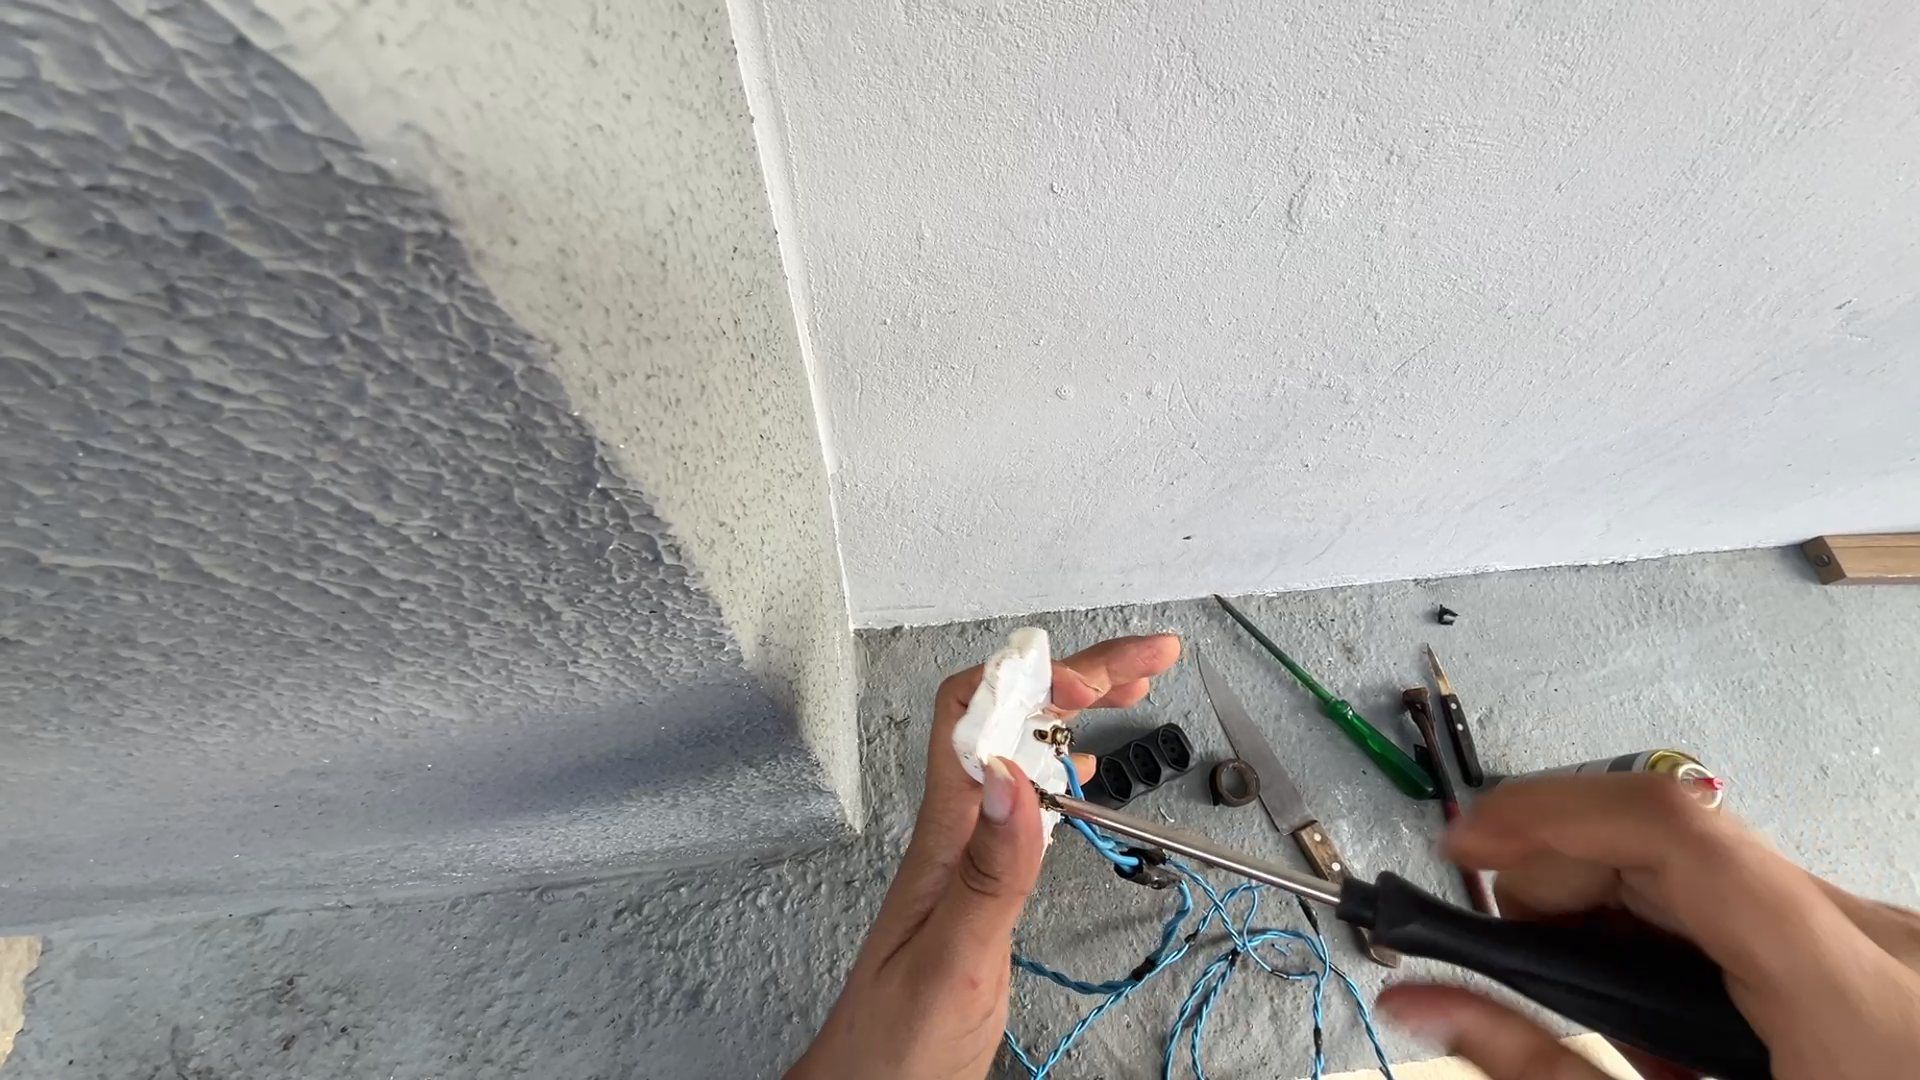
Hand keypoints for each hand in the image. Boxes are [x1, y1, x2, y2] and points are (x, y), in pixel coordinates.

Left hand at [788, 635, 1181, 1079]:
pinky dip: (1066, 759)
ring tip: (1133, 687)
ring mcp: (973, 839)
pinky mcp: (988, 867)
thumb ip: (987, 871)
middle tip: (1150, 660)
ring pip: (1023, 744)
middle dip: (1080, 676)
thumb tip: (1011, 773)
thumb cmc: (899, 1034)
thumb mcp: (951, 959)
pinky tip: (1087, 762)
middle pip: (1010, 715)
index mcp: (946, 824)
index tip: (1090, 684)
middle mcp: (958, 817)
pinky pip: (1029, 789)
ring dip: (1077, 707)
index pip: (970, 710)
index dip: (1027, 679)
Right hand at [1378, 775, 1919, 1079]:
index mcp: (1855, 1001)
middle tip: (1521, 946)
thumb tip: (1412, 1001)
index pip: (1673, 830)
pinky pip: (1724, 873)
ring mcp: (1884, 929)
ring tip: (1596, 985)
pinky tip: (1649, 978)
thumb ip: (1541, 1070)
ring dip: (1598, 889)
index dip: (1546, 813)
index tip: (1463, 847)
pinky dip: (1650, 906)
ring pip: (1683, 846)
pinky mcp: (1873, 933)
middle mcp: (1881, 938)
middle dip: (1555, 872)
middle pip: (1656, 836)